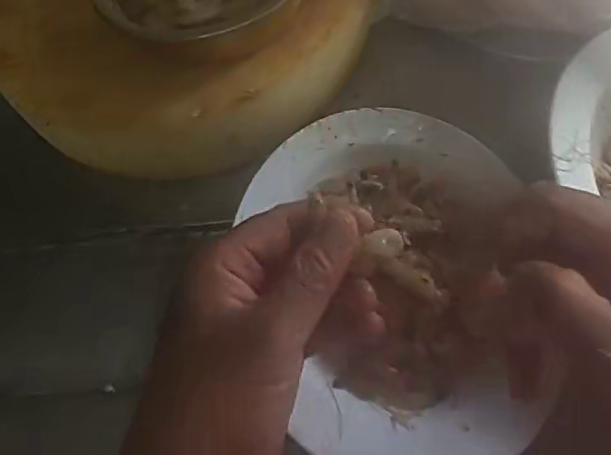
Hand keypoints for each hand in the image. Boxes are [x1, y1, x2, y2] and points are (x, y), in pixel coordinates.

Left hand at [122, 202, 361, 454]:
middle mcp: (234, 285)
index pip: (281, 224)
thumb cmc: (224, 395)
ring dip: (342, 299)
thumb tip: (345, 216)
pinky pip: (302, 330)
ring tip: (379, 309)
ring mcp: (247, 325)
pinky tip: (368, 332)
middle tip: (386, 271)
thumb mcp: (272, 333)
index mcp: (224, 265)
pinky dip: (333, 329)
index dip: (327, 220)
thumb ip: (311, 275)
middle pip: (294, 258)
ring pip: (303, 296)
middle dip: (340, 264)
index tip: (376, 224)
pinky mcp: (261, 362)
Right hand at [501, 184, 610, 454]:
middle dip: (510, 274)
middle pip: (545, 231)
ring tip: (513, 363)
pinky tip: (533, 369)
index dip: (505, 230)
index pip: (547, 202)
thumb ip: (557, 301)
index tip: (480, 278)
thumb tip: (502, 273)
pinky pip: (568, 293)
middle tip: (488, 324)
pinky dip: (542, 324)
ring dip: (522, 307)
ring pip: (549, 263)